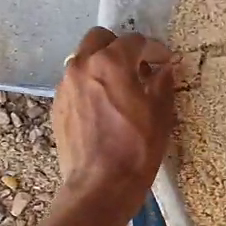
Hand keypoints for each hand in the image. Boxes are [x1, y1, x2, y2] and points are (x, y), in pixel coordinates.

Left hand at [52, 27, 175, 217]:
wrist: (99, 186)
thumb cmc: (136, 150)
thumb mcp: (160, 116)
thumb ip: (163, 84)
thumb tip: (166, 68)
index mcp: (110, 63)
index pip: (134, 41)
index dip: (154, 49)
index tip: (165, 61)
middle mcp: (82, 66)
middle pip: (100, 39)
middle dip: (121, 47)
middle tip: (139, 68)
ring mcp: (65, 86)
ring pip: (84, 60)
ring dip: (103, 65)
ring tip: (121, 89)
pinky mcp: (58, 106)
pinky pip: (75, 84)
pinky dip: (91, 86)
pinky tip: (105, 108)